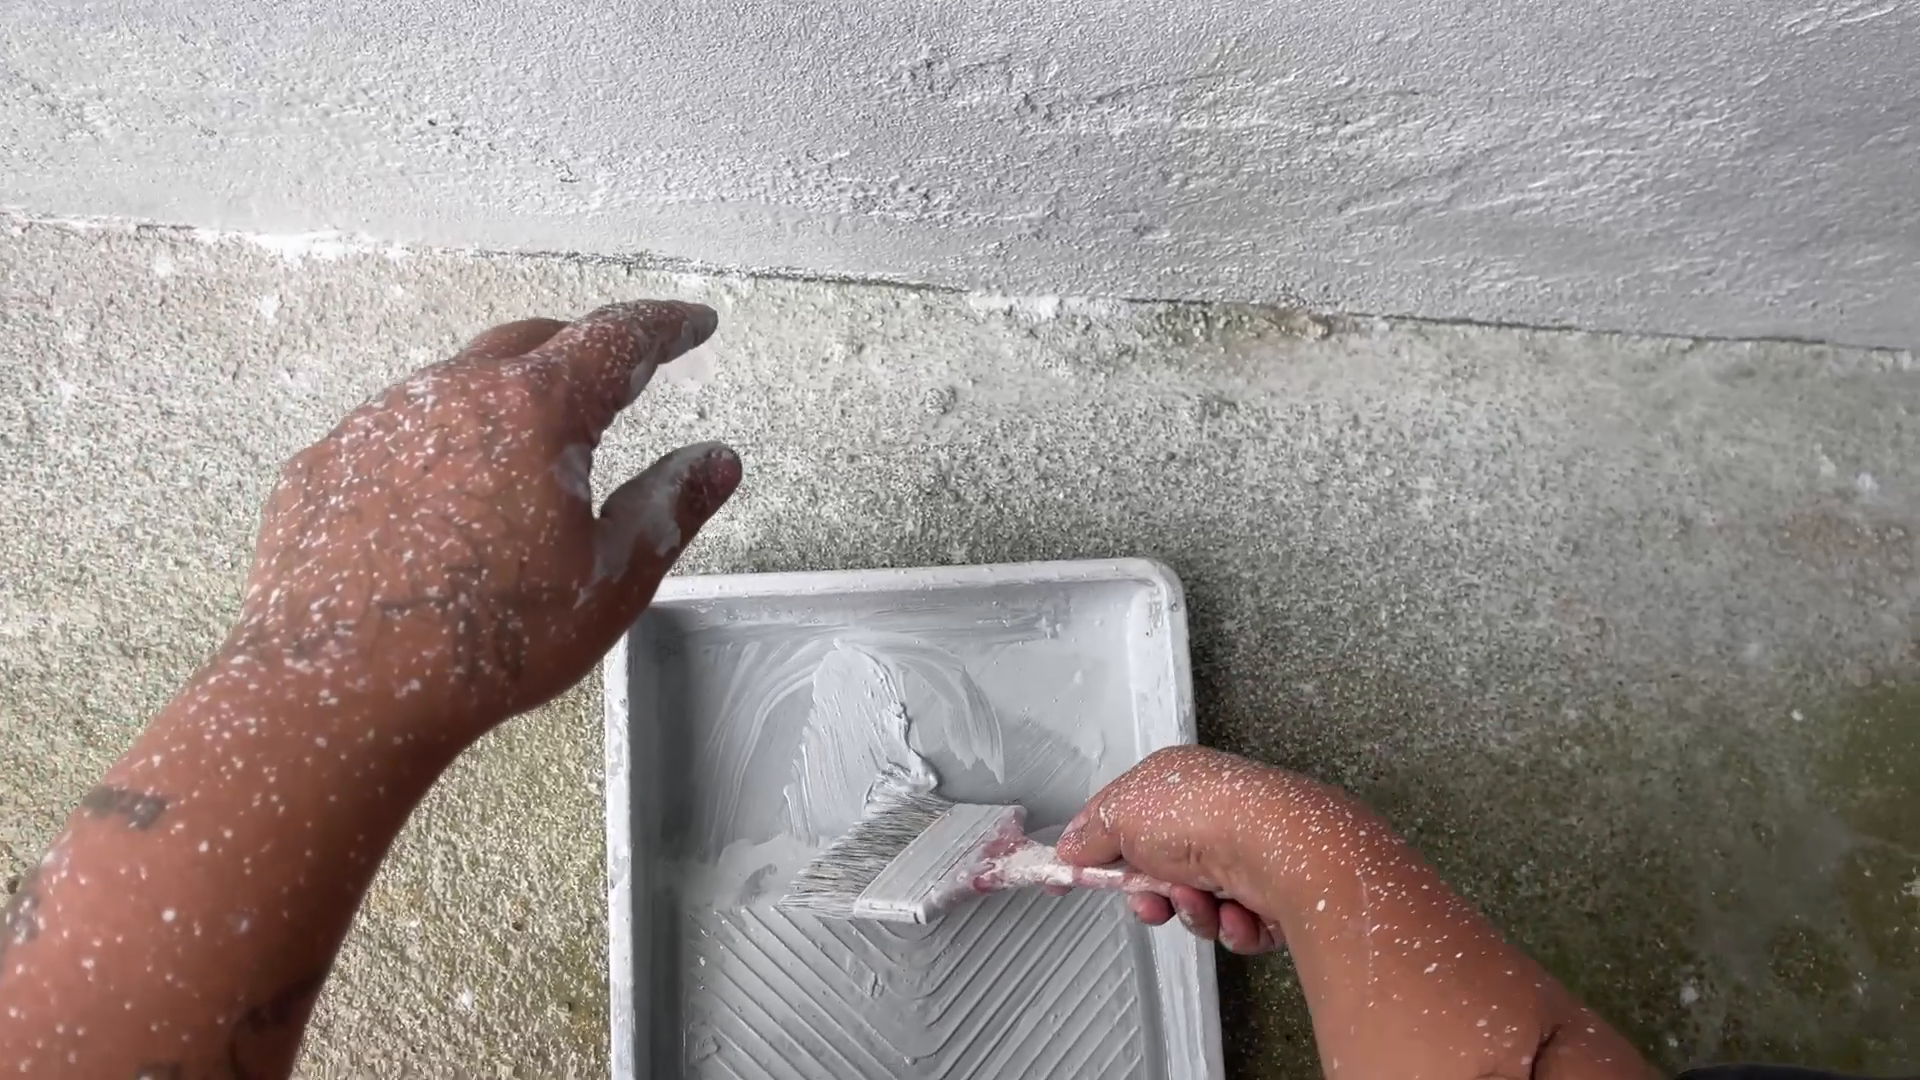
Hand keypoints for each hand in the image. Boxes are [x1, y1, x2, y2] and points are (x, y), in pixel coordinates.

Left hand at [222, 300, 740, 737]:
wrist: (336, 699)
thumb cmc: (492, 641)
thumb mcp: (616, 577)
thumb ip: (674, 505)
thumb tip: (719, 460)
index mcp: (534, 414)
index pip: (617, 340)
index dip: (666, 327)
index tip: (694, 323)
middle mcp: (451, 397)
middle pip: (536, 340)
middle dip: (591, 346)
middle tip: (627, 372)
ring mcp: (377, 425)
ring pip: (466, 377)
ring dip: (520, 389)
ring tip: (547, 439)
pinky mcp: (328, 463)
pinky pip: (407, 422)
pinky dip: (457, 433)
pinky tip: (464, 488)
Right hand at [1057, 746, 1285, 953]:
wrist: (1279, 849)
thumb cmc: (1204, 813)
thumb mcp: (1120, 815)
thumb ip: (1088, 833)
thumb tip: (1069, 846)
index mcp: (1171, 781)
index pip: (1121, 815)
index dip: (1093, 846)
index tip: (1068, 872)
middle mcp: (1206, 814)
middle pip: (1155, 867)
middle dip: (1146, 891)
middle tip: (1148, 896)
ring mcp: (1240, 852)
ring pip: (1191, 901)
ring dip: (1187, 910)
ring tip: (1198, 900)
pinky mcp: (1269, 893)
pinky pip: (1231, 924)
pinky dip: (1227, 925)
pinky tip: (1232, 911)